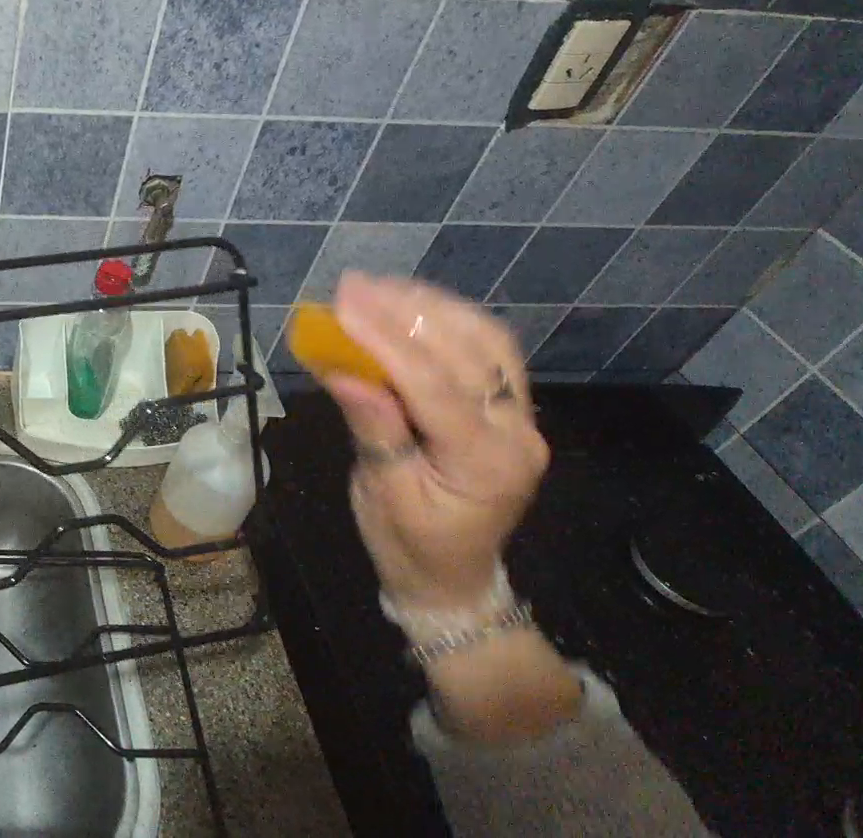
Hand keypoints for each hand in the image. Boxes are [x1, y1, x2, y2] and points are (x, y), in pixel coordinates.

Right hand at [317, 273, 548, 617]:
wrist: (450, 577)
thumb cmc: (408, 543)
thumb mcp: (383, 495)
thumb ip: (374, 430)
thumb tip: (343, 372)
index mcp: (486, 464)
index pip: (436, 386)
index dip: (387, 340)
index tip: (343, 304)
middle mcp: (516, 432)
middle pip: (471, 353)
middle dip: (409, 313)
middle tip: (355, 285)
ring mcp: (519, 418)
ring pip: (487, 342)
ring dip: (432, 308)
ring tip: (378, 288)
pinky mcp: (508, 408)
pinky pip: (487, 352)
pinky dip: (447, 322)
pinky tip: (409, 308)